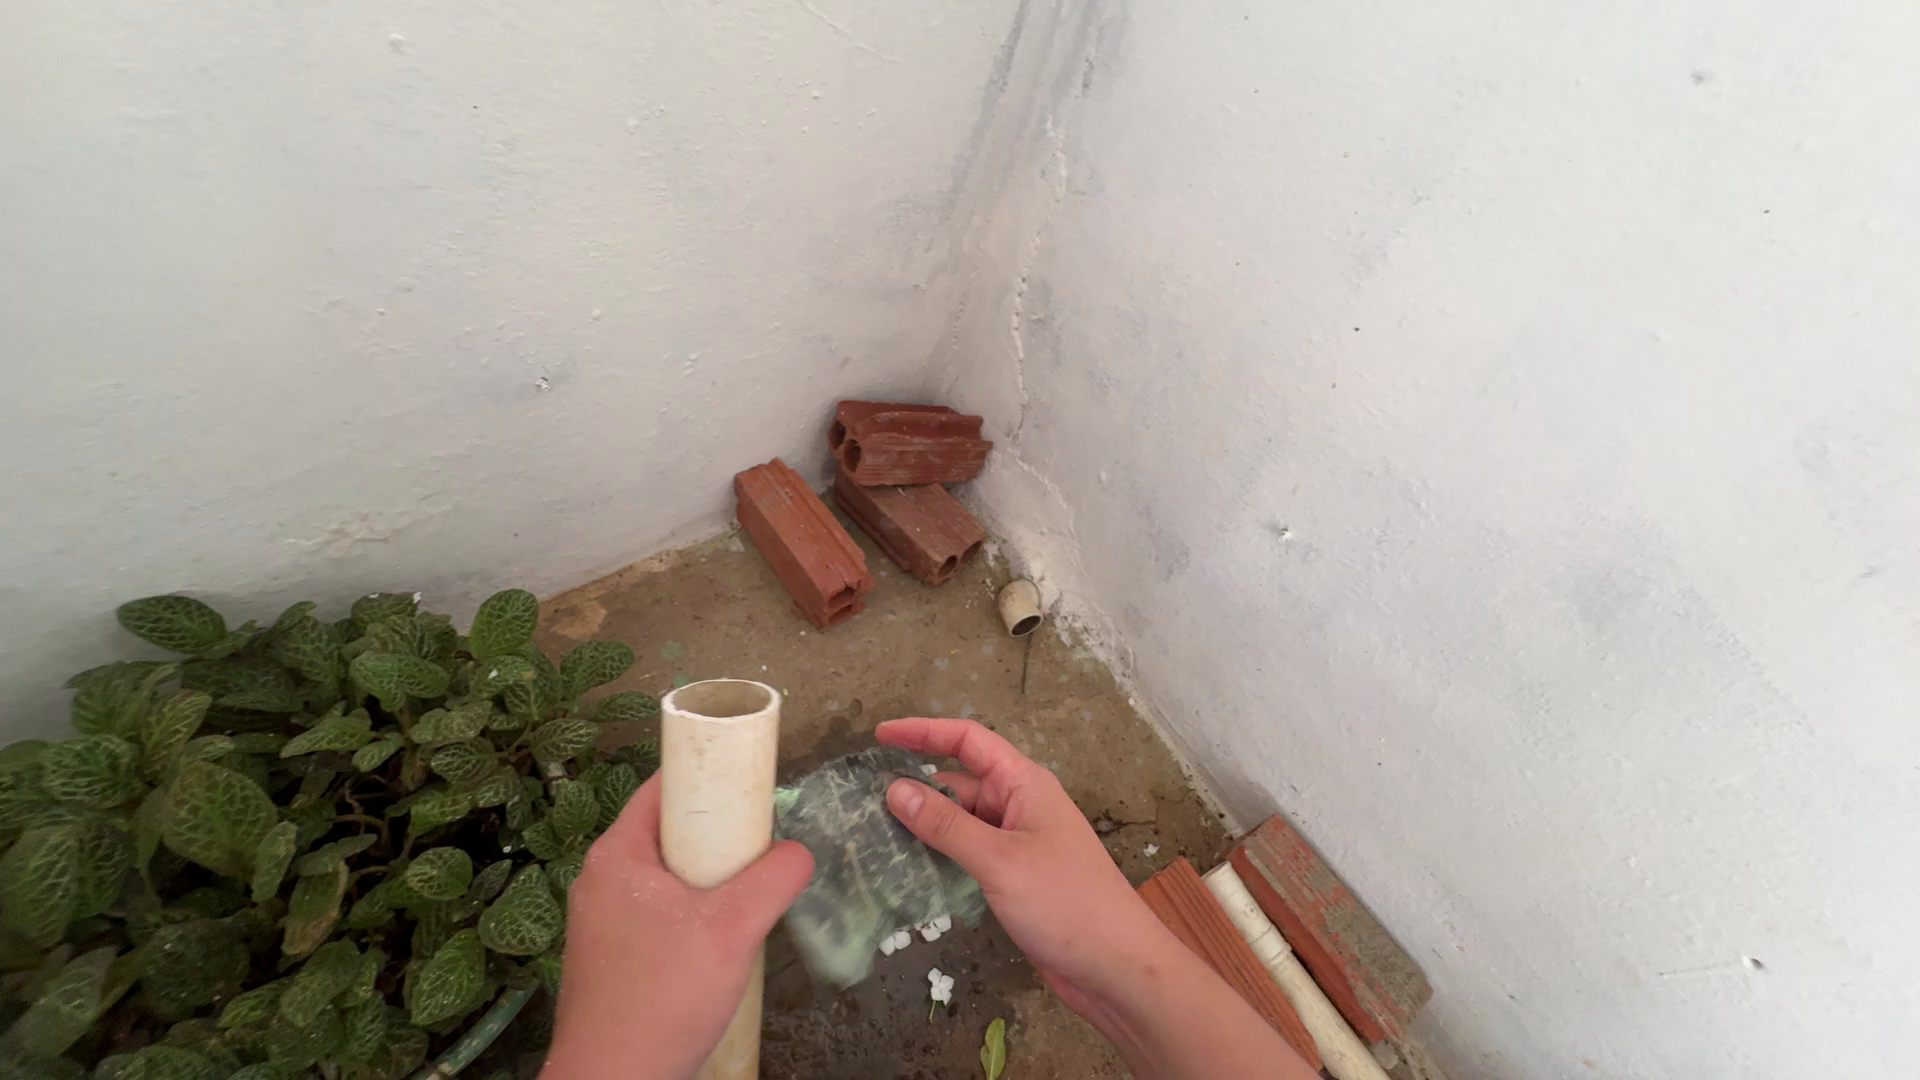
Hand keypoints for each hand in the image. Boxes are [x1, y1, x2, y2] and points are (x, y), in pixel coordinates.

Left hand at [542, 774, 813, 1079]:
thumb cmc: (665, 997)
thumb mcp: (735, 927)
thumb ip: (777, 876)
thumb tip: (799, 853)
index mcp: (617, 854)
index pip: (665, 784)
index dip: (711, 775)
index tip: (754, 785)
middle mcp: (601, 877)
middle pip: (671, 826)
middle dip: (719, 830)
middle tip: (760, 844)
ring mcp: (603, 918)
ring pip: (669, 869)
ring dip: (710, 873)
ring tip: (748, 891)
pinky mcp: (612, 953)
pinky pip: (660, 905)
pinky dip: (694, 905)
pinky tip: (721, 934)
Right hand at [874, 718, 1167, 1017]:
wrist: (1117, 968)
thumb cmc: (1065, 902)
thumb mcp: (1000, 860)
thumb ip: (946, 825)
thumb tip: (894, 788)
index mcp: (1023, 782)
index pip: (968, 740)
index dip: (923, 731)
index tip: (880, 735)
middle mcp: (1018, 803)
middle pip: (960, 780)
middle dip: (916, 784)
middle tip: (864, 798)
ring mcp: (1017, 840)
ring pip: (961, 819)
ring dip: (925, 824)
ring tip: (874, 833)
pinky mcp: (1013, 875)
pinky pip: (968, 851)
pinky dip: (940, 855)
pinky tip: (908, 869)